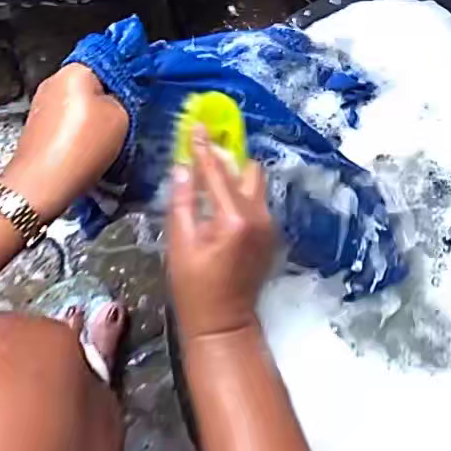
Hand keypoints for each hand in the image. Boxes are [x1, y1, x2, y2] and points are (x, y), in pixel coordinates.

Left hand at [1, 65, 128, 218]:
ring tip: (108, 139)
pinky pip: (66, 120)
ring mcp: (42, 103)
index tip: (139, 94)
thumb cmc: (83, 146)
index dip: (127, 77)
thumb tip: (119, 95)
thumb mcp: (121, 116)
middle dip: (109, 99)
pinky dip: (78, 131)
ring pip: (79, 103)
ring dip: (94, 117)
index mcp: (75, 69)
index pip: (110, 61)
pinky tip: (87, 149)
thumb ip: (124, 97)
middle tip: (126, 119)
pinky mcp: (36, 126)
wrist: (40, 187)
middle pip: (92, 83)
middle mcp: (55, 80)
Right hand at [167, 127, 276, 341]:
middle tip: (204, 152)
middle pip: (245, 169)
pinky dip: (240, 192)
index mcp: (233, 218)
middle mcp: (258, 215)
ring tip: (211, 178)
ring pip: (254, 182)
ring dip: (234, 174)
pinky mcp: (271, 232)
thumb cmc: (194, 288)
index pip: (216, 172)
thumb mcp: (179, 244)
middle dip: (224, 157)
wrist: (224, 325)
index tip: (197, 125)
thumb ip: (182, 201)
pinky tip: (221, 201)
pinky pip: (256, 199)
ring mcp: (268, 224)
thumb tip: (183, 168)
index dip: (204, 147)